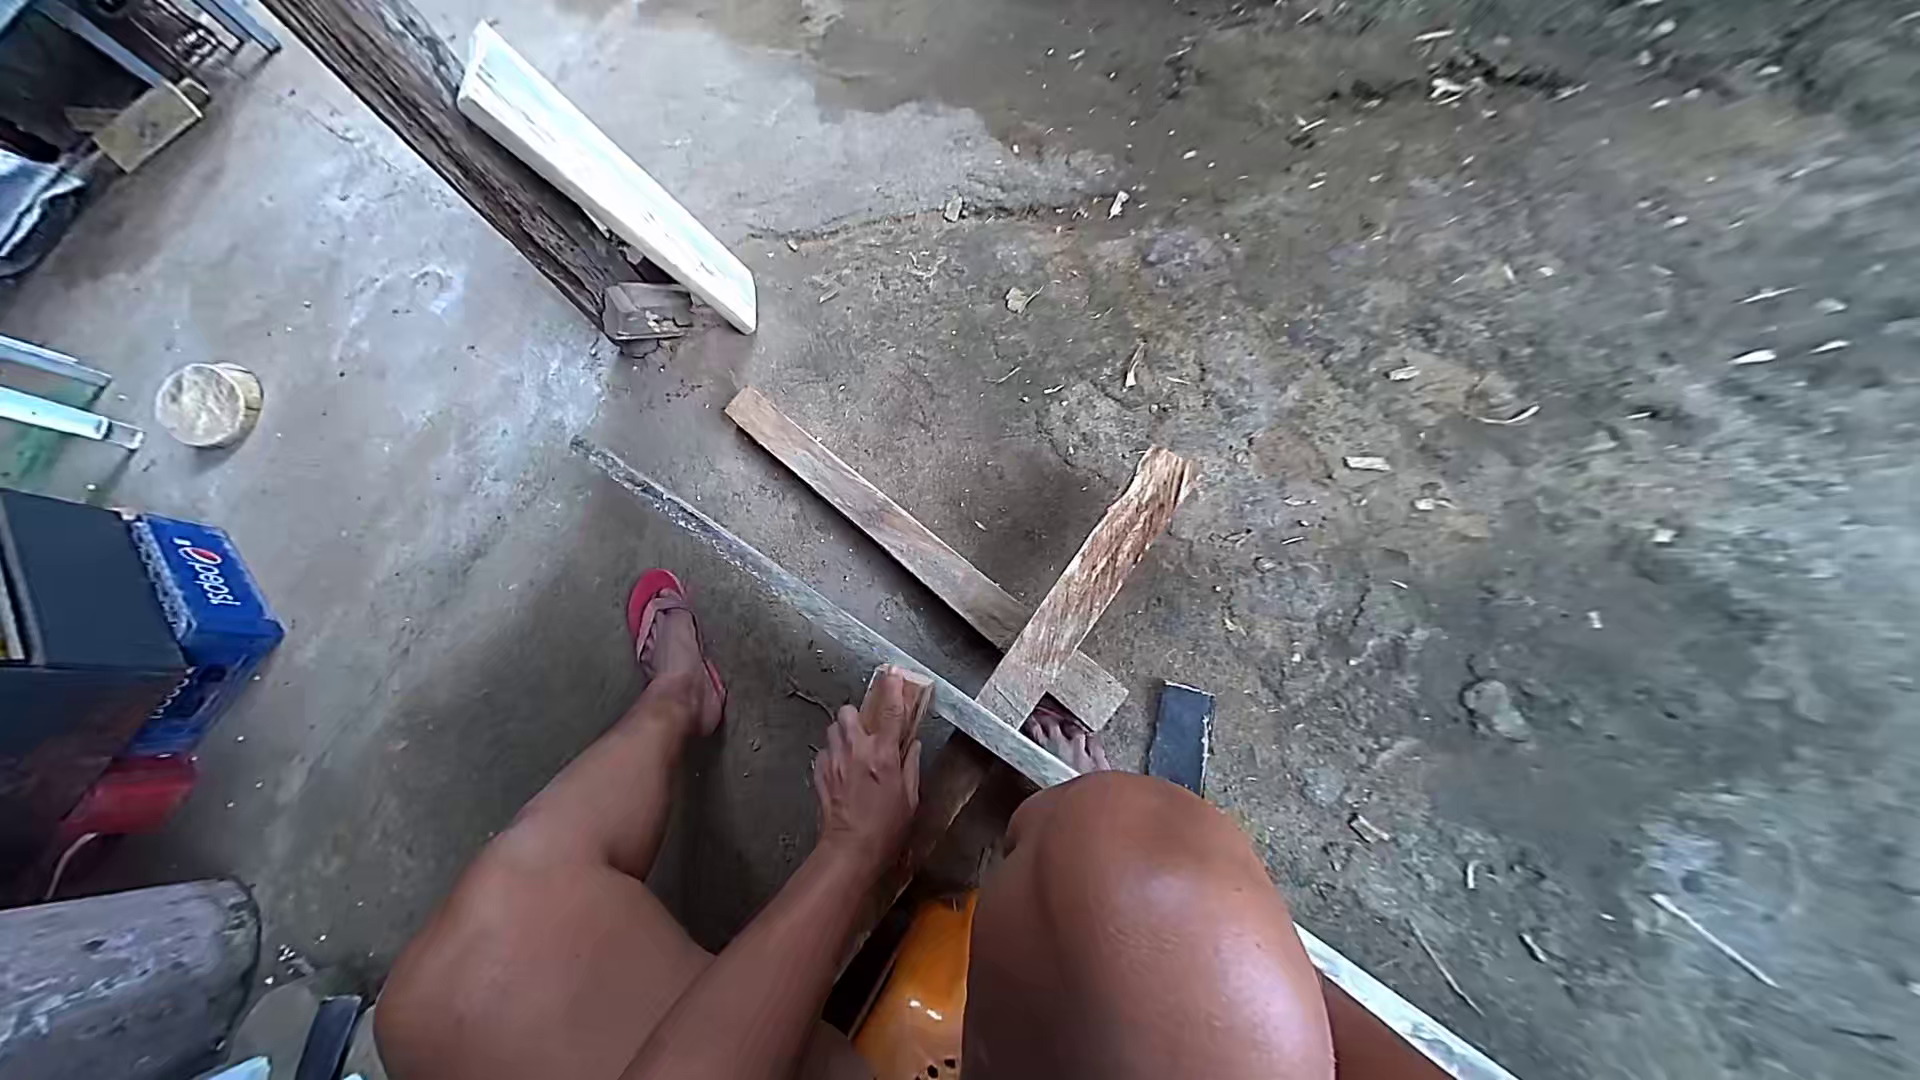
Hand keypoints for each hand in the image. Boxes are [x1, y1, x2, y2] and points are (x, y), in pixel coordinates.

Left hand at [812, 667, 922, 870]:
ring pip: (833, 728)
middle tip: (867, 729)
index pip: (891, 711)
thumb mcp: (910, 798)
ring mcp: (835, 760)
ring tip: (852, 748)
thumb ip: (911, 766)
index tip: (893, 675)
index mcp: (884, 754)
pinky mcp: (820, 773)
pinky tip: (841, 770)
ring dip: (843, 732)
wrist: (850, 851)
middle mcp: (857, 750)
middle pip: (850, 712)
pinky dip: (832, 754)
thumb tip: (913, 745)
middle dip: (857, 715)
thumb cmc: (886, 829)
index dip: (893, 689)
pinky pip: (824, 752)